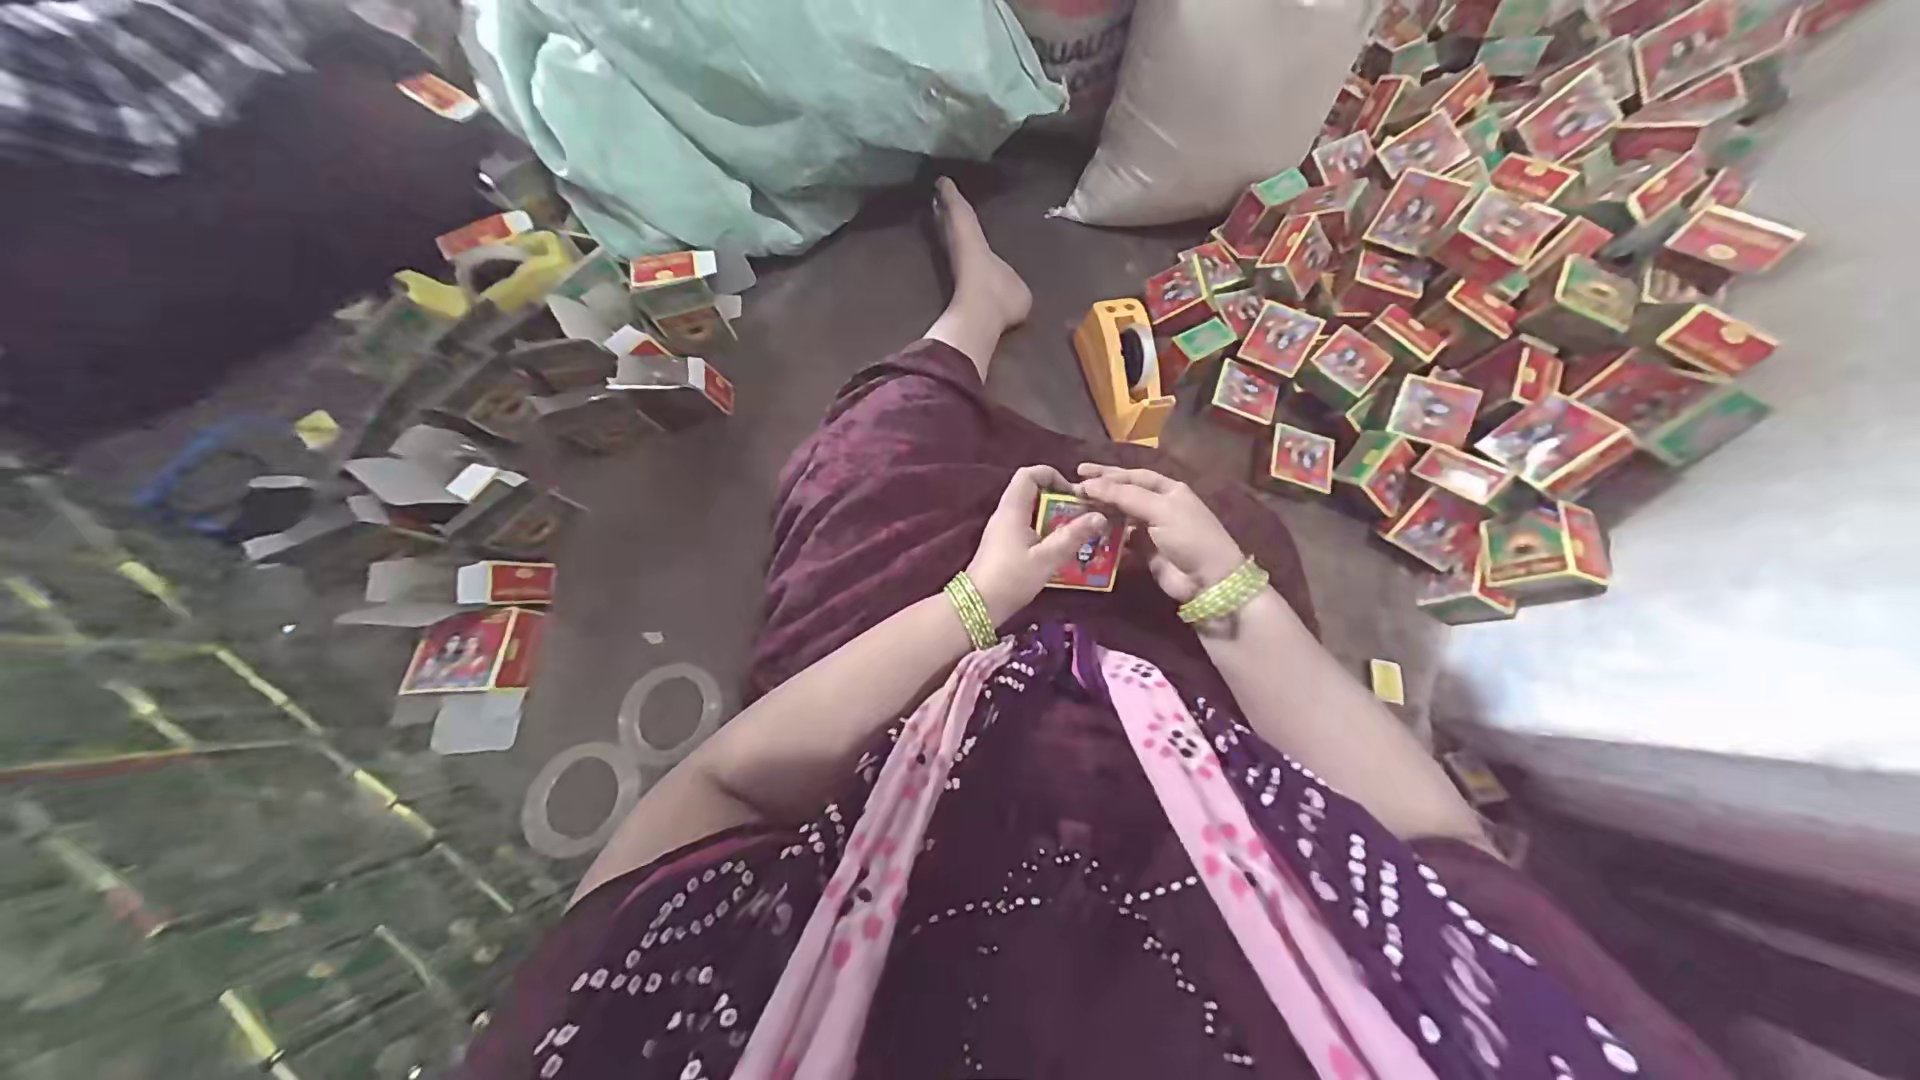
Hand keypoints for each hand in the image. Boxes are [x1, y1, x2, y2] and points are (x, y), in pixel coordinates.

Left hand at [966, 465, 1109, 623]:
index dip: (1052, 475)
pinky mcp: (1003, 544)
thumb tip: (1099, 516)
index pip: (1029, 474)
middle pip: (1032, 492)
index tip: (1072, 494)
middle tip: (1081, 515)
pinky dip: (1044, 531)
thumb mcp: (1046, 558)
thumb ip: (1073, 536)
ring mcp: (1002, 529)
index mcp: (1012, 509)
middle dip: (1058, 499)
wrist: (978, 605)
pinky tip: (1059, 548)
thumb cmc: (1011, 578)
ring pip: (1031, 511)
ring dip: (1054, 517)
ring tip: (1076, 532)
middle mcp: (1005, 514)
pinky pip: (1027, 527)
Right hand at [1076, 464, 1244, 602]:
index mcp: (1168, 489)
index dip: (1107, 474)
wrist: (1208, 580)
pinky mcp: (1144, 551)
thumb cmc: (1189, 536)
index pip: (1133, 476)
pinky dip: (1106, 535)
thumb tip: (1089, 485)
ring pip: (1120, 516)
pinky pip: (1120, 538)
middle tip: (1073, 489)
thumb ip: (1124, 496)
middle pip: (1125, 494)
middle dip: (1100, 491)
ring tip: (1076, 510)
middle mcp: (1159, 505)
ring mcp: (1151, 529)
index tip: (1080, 472)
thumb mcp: (1159, 509)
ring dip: (1100, 512)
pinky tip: (1089, 532)